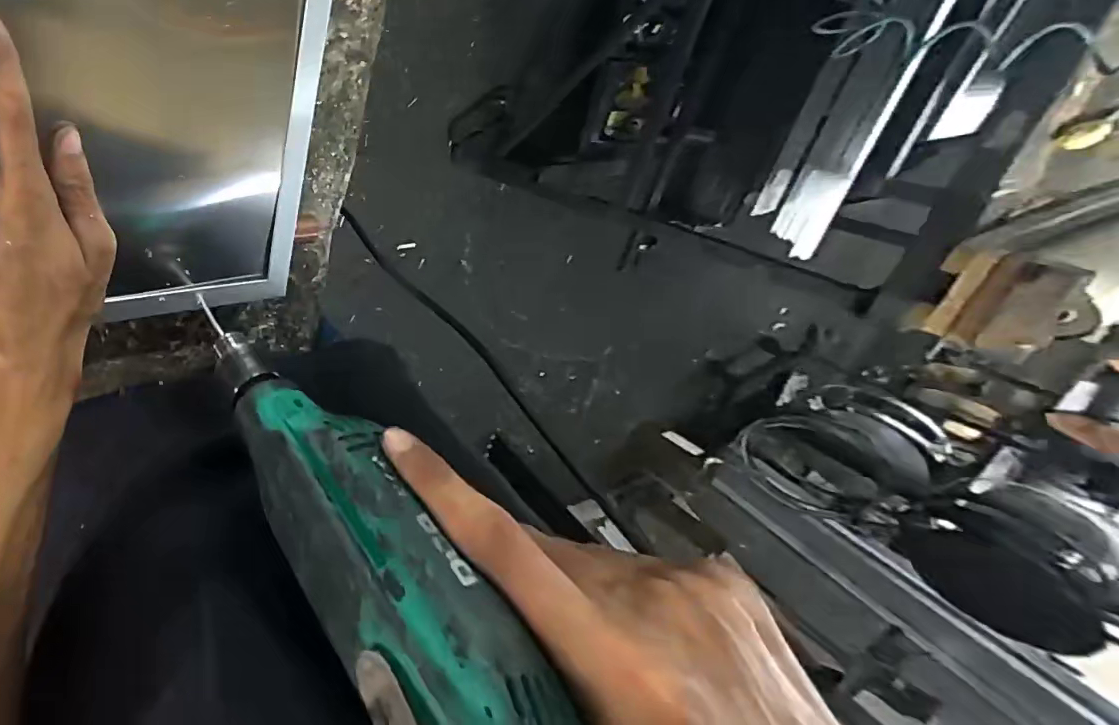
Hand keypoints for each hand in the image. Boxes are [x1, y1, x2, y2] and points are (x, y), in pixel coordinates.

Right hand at [382, 429, 835, 724]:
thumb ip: (531, 680)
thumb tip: (464, 656)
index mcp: (616, 655)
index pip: (504, 546)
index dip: (442, 489)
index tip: (397, 443)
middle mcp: (652, 602)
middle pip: (542, 553)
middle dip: (514, 570)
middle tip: (501, 611)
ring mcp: (697, 586)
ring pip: (589, 561)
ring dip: (574, 588)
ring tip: (595, 648)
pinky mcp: (728, 583)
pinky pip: (642, 569)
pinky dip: (626, 592)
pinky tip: (652, 641)